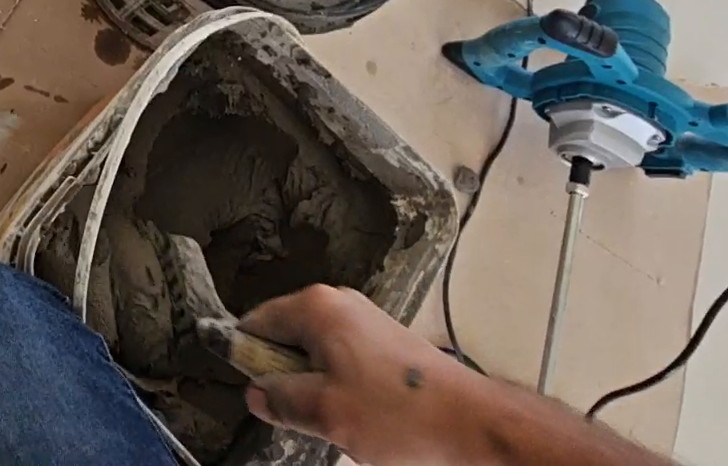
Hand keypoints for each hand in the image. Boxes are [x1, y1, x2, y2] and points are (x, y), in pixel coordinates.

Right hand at [238, 285, 485, 465]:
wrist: (480, 428)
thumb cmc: (398, 416)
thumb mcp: (327, 413)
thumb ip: (281, 399)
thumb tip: (254, 393)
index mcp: (315, 307)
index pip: (256, 322)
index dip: (247, 357)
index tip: (257, 393)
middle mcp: (335, 301)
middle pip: (285, 334)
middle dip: (286, 374)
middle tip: (304, 414)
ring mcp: (363, 318)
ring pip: (314, 350)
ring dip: (314, 383)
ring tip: (339, 419)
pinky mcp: (385, 339)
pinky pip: (341, 356)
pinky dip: (340, 383)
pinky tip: (363, 416)